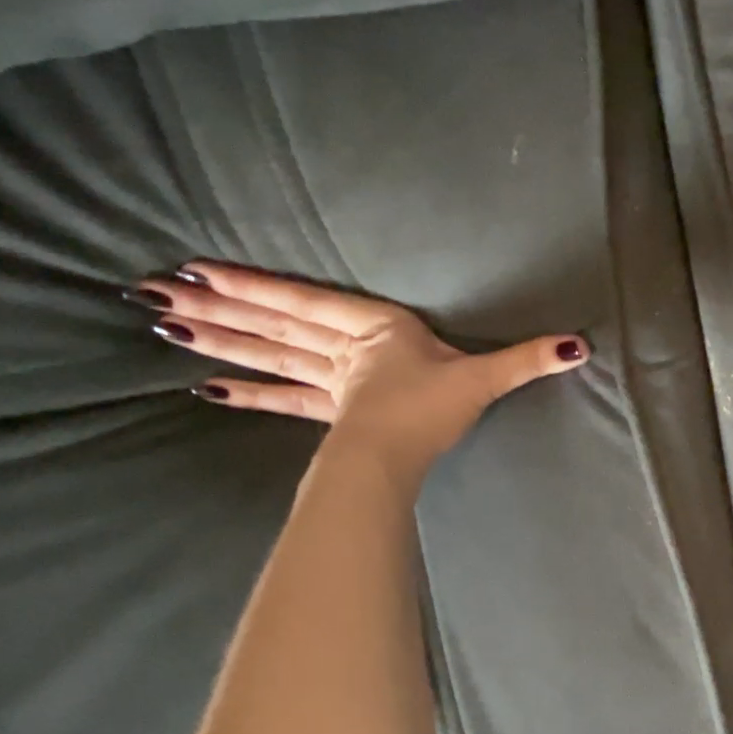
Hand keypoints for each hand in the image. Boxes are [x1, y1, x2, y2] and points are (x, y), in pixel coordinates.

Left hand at [128, 262, 589, 476]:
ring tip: (164, 325)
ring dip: (219, 342)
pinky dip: (247, 393)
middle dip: (217, 307)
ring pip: (269, 357)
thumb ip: (529, 359)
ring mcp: (334, 387)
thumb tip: (581, 345)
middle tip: (151, 288)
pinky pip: (283, 400)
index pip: (308, 303)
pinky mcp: (333, 418)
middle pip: (274, 326)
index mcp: (377, 331)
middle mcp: (346, 353)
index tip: (199, 270)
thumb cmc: (433, 411)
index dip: (256, 286)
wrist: (395, 463)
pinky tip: (207, 389)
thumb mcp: (486, 378)